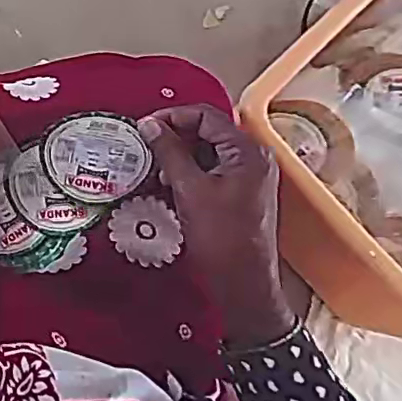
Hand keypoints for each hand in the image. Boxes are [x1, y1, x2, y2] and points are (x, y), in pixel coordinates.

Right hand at [139, 104, 296, 348]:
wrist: (243, 284)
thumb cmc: (222, 239)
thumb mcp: (189, 190)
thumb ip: (170, 152)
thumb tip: (151, 126)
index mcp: (247, 152)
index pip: (206, 116)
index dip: (173, 117)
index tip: (147, 126)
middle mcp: (254, 158)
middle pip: (208, 131)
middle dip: (176, 136)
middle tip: (148, 145)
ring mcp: (250, 175)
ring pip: (209, 150)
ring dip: (181, 154)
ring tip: (157, 168)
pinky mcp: (242, 191)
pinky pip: (213, 168)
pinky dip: (191, 171)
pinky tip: (171, 183)